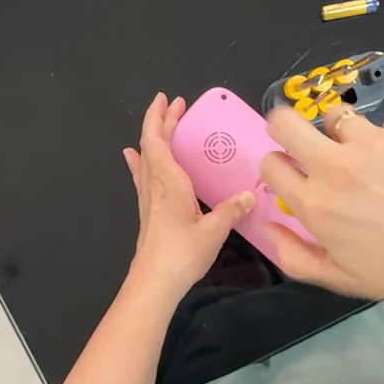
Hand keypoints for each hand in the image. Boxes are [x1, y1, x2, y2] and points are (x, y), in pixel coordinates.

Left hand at [123, 93, 255, 294]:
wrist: (154, 284)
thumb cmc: (181, 254)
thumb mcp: (214, 231)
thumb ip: (231, 210)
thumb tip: (250, 195)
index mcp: (169, 183)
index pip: (158, 141)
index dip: (160, 118)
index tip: (168, 99)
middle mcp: (155, 186)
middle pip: (152, 146)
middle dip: (162, 122)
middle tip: (174, 105)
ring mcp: (148, 200)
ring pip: (147, 160)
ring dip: (154, 139)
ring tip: (160, 124)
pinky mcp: (149, 213)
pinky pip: (143, 177)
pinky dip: (140, 161)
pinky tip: (133, 157)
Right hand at [258, 106, 383, 308]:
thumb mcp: (344, 279)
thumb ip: (295, 254)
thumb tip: (265, 223)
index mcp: (316, 204)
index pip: (271, 164)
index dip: (277, 167)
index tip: (292, 174)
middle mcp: (337, 166)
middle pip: (285, 121)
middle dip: (285, 127)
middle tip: (305, 142)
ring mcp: (374, 142)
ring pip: (337, 117)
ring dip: (344, 134)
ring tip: (369, 156)